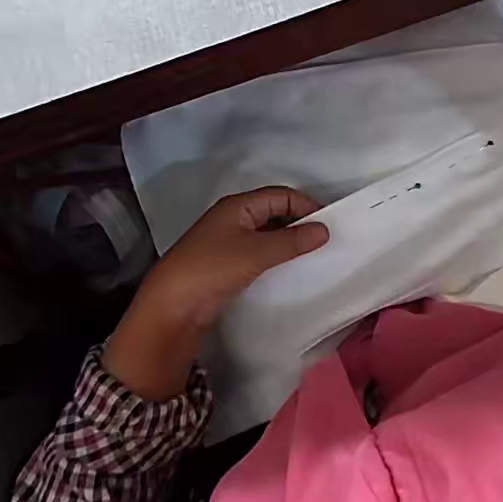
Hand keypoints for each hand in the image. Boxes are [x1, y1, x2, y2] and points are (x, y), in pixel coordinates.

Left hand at [104, 187, 329, 399]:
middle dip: (299, 222)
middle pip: (274, 211)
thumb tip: (324, 230)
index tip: (330, 223)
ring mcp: (228, 241)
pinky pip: (259, 252)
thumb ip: (292, 240)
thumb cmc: (213, 268)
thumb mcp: (256, 252)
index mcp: (238, 205)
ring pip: (267, 233)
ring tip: (313, 254)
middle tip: (325, 239)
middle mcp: (233, 218)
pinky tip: (290, 269)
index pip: (280, 195)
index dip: (305, 205)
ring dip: (288, 241)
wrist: (172, 306)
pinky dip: (276, 256)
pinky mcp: (227, 264)